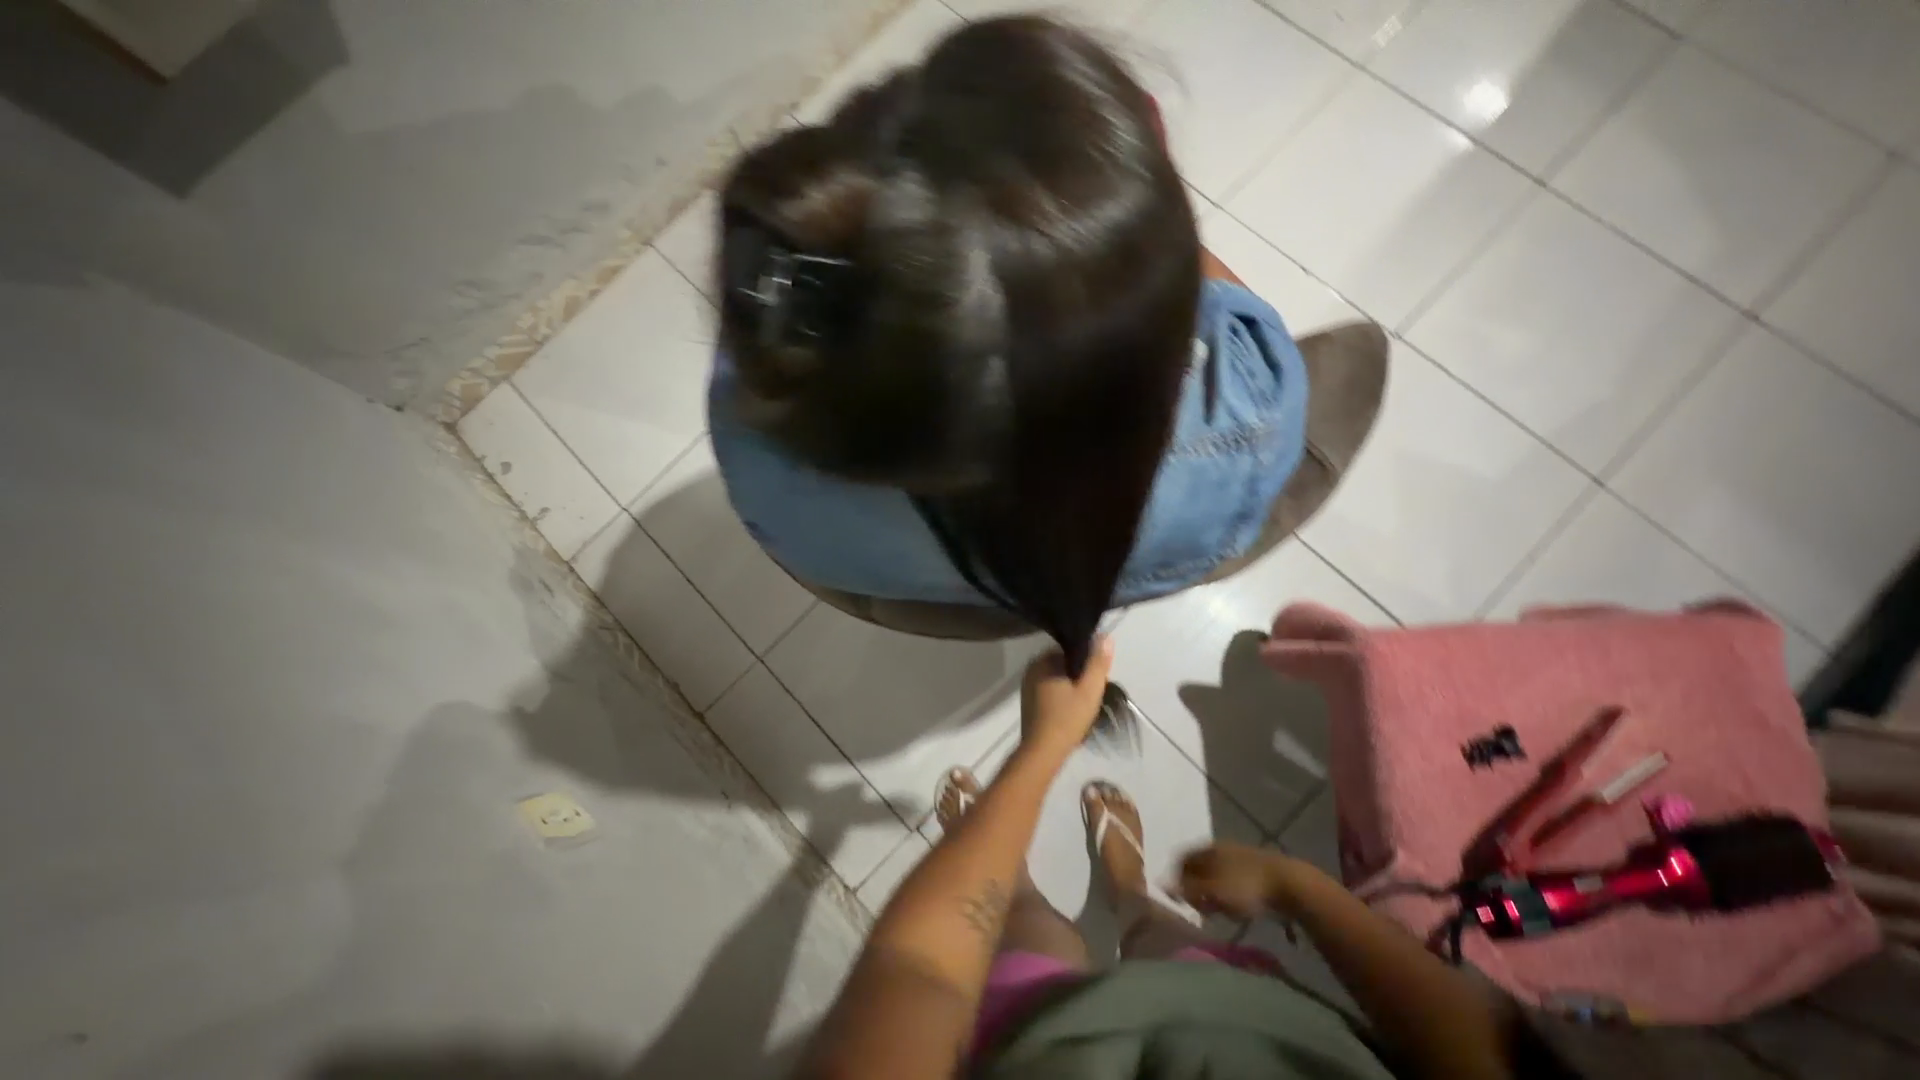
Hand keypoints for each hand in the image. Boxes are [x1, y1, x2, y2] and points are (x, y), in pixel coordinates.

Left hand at [1017, 637, 1114, 758]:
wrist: (1043, 751)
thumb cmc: (1068, 718)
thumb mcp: (1090, 689)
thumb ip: (1098, 662)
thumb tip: (1105, 636)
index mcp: (1043, 661)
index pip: (1070, 650)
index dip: (1086, 662)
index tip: (1096, 678)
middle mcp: (1032, 669)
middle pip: (1063, 665)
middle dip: (1078, 676)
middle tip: (1091, 694)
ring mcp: (1027, 686)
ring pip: (1057, 679)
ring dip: (1070, 687)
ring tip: (1083, 704)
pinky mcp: (1028, 702)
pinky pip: (1049, 691)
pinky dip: (1061, 697)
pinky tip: (1070, 711)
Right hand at [1177, 842, 1308, 919]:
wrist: (1291, 885)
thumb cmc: (1245, 887)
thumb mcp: (1211, 891)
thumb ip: (1185, 890)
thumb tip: (1163, 887)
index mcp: (1207, 848)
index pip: (1181, 859)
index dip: (1176, 879)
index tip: (1179, 900)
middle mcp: (1222, 848)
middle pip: (1200, 868)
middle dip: (1197, 889)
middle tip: (1199, 909)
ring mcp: (1242, 857)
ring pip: (1219, 876)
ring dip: (1216, 894)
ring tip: (1221, 912)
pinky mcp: (1259, 870)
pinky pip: (1237, 882)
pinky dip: (1233, 895)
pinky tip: (1240, 909)